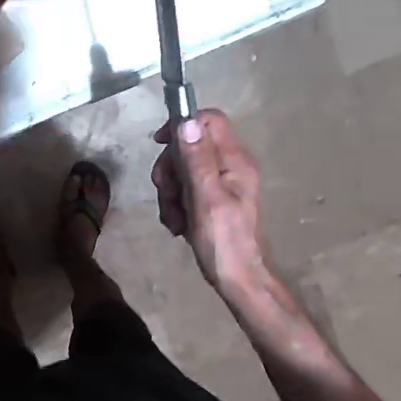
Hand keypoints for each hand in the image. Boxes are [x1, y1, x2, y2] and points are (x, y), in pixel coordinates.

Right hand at [151, 109, 268, 293]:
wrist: (239, 281)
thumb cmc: (224, 242)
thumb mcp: (206, 199)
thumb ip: (197, 160)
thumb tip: (187, 122)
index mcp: (235, 159)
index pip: (208, 119)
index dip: (181, 126)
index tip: (160, 146)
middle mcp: (231, 165)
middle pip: (189, 145)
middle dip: (171, 169)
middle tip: (168, 194)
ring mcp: (223, 182)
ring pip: (183, 169)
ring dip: (171, 192)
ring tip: (175, 218)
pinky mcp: (213, 199)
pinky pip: (186, 189)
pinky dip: (176, 204)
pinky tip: (179, 224)